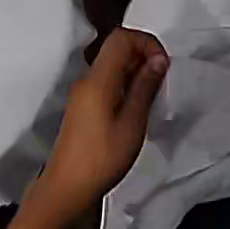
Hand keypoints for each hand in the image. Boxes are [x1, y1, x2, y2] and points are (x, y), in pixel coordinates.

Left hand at [12, 28, 167, 228]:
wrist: (66, 190)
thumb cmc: (102, 158)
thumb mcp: (132, 123)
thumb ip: (145, 87)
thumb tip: (158, 59)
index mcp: (98, 79)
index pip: (121, 38)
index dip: (146, 42)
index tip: (163, 65)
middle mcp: (88, 79)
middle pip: (117, 47)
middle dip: (144, 55)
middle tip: (162, 81)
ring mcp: (84, 92)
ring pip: (114, 64)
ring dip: (136, 71)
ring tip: (153, 96)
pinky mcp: (84, 105)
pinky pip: (108, 80)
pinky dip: (127, 84)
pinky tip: (137, 107)